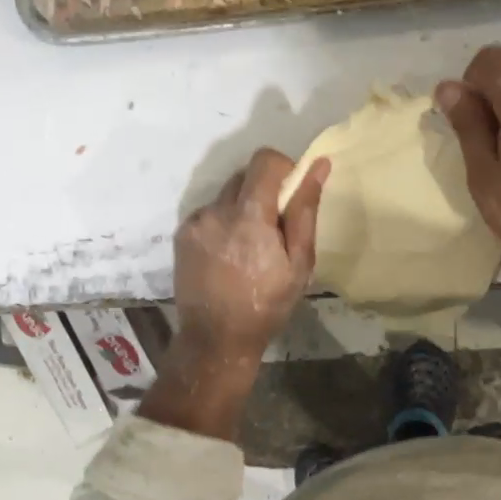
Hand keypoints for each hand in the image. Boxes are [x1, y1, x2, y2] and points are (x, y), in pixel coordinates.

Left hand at [138, 149, 327, 441]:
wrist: (216, 339)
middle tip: (273, 231)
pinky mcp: (182, 236)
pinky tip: (228, 257)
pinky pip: (208, 214)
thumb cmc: (266, 306)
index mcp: (248, 215)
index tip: (291, 196)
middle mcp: (216, 210)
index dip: (283, 169)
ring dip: (241, 210)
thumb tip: (318, 166)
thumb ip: (305, 211)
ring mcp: (195, 223)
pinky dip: (222, 225)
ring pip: (225, 196)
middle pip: (244, 176)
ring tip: (248, 250)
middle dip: (263, 193)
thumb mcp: (298, 263)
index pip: (264, 160)